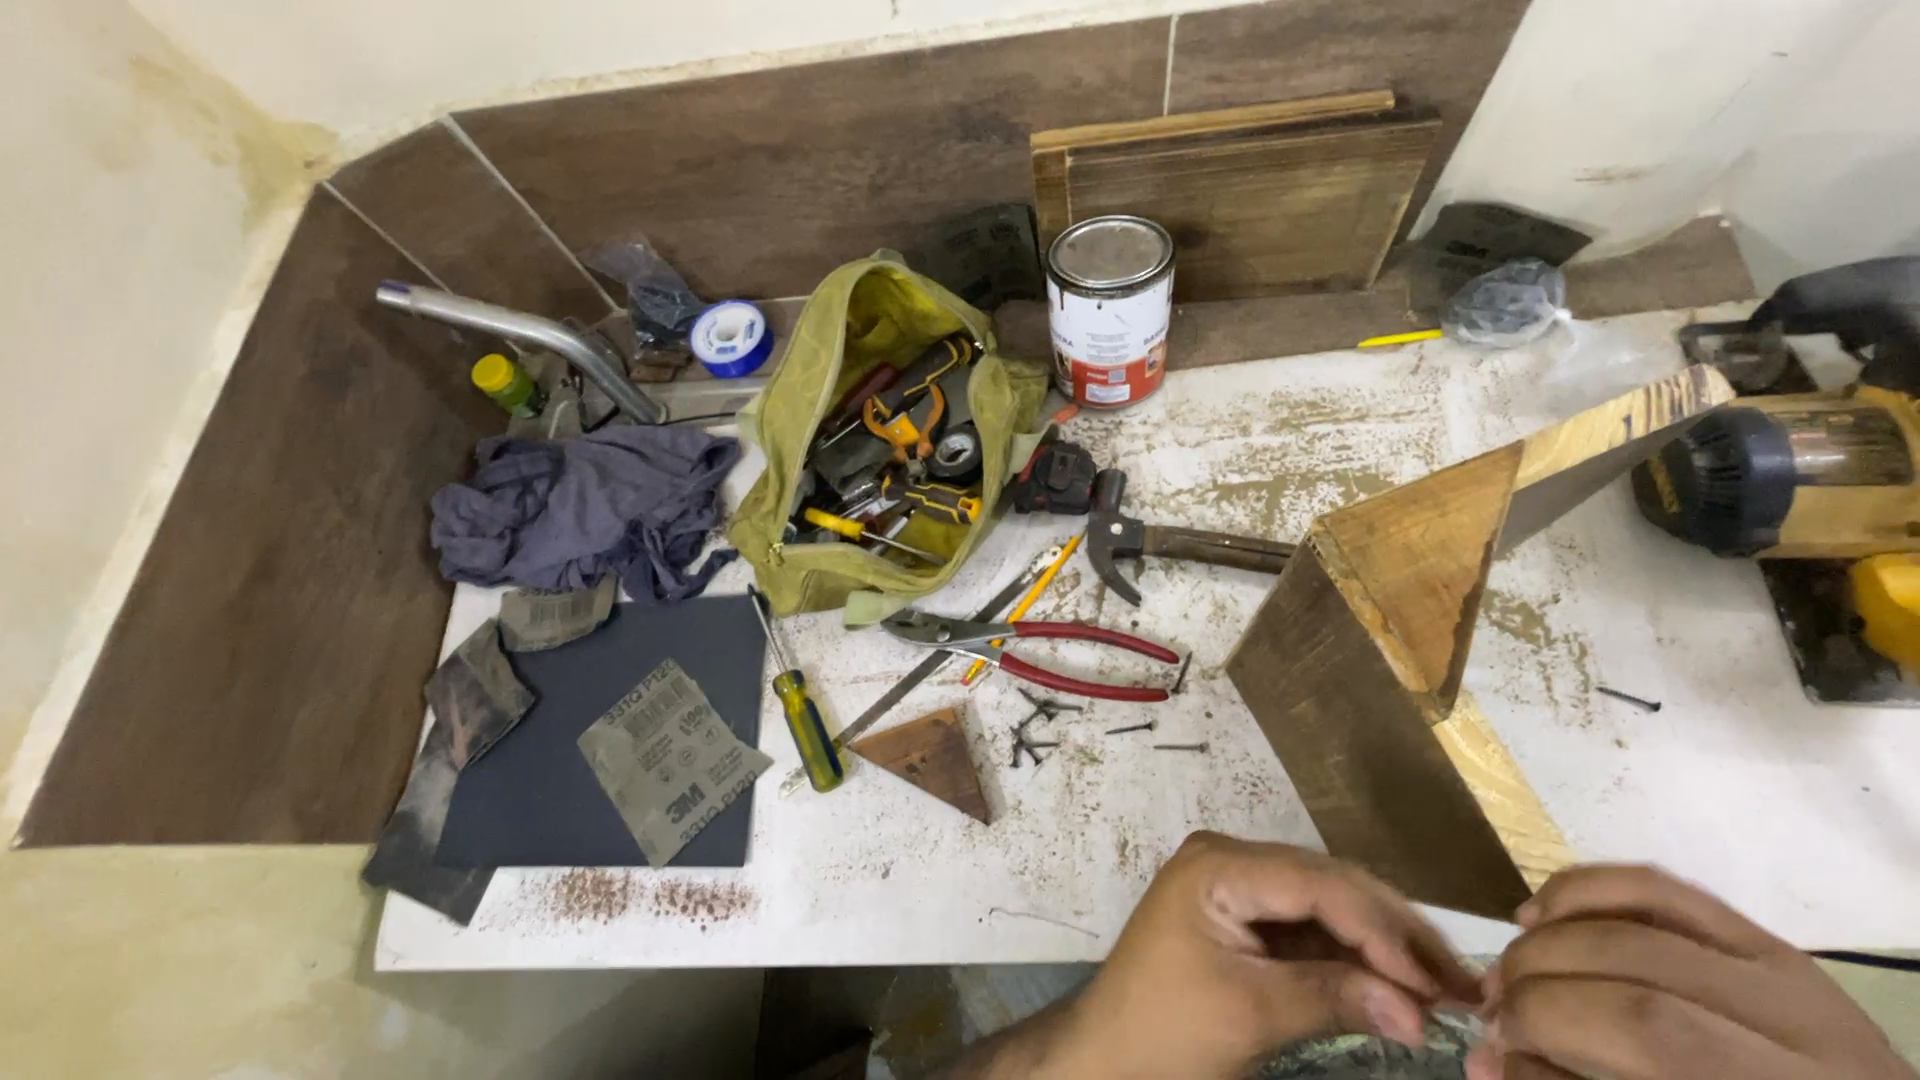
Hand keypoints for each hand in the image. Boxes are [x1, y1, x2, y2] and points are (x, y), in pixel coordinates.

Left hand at [1051, 832, 1481, 1079]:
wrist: (1106, 1058)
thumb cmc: (1166, 1032)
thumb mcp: (1251, 1013)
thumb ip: (1334, 998)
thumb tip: (1420, 1012)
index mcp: (1218, 866)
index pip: (1318, 882)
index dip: (1383, 930)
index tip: (1441, 985)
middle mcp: (1229, 860)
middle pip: (1327, 885)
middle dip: (1392, 934)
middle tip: (1462, 986)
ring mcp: (1236, 888)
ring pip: (1326, 906)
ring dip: (1380, 947)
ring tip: (1443, 991)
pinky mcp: (1244, 920)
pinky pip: (1309, 929)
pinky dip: (1352, 958)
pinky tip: (1396, 987)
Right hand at [1472, 865, 1916, 1079]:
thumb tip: (1489, 1062)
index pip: (1646, 1035)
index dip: (1545, 1029)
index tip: (1497, 1054)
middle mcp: (1806, 1037)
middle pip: (1633, 986)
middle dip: (1535, 992)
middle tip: (1494, 1012)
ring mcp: (1789, 976)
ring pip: (1634, 927)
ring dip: (1544, 944)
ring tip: (1510, 972)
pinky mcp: (1765, 940)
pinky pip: (1656, 887)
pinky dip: (1579, 891)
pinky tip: (1538, 917)